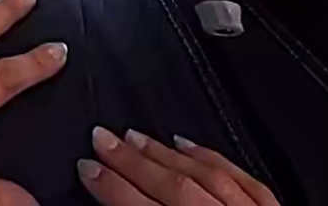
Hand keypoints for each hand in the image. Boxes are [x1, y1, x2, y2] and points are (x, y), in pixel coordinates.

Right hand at [79, 129, 280, 205]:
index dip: (114, 191)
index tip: (86, 168)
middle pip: (174, 190)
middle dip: (132, 163)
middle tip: (101, 137)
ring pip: (205, 176)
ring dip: (164, 154)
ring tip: (134, 136)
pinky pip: (241, 178)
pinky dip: (210, 156)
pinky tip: (188, 142)